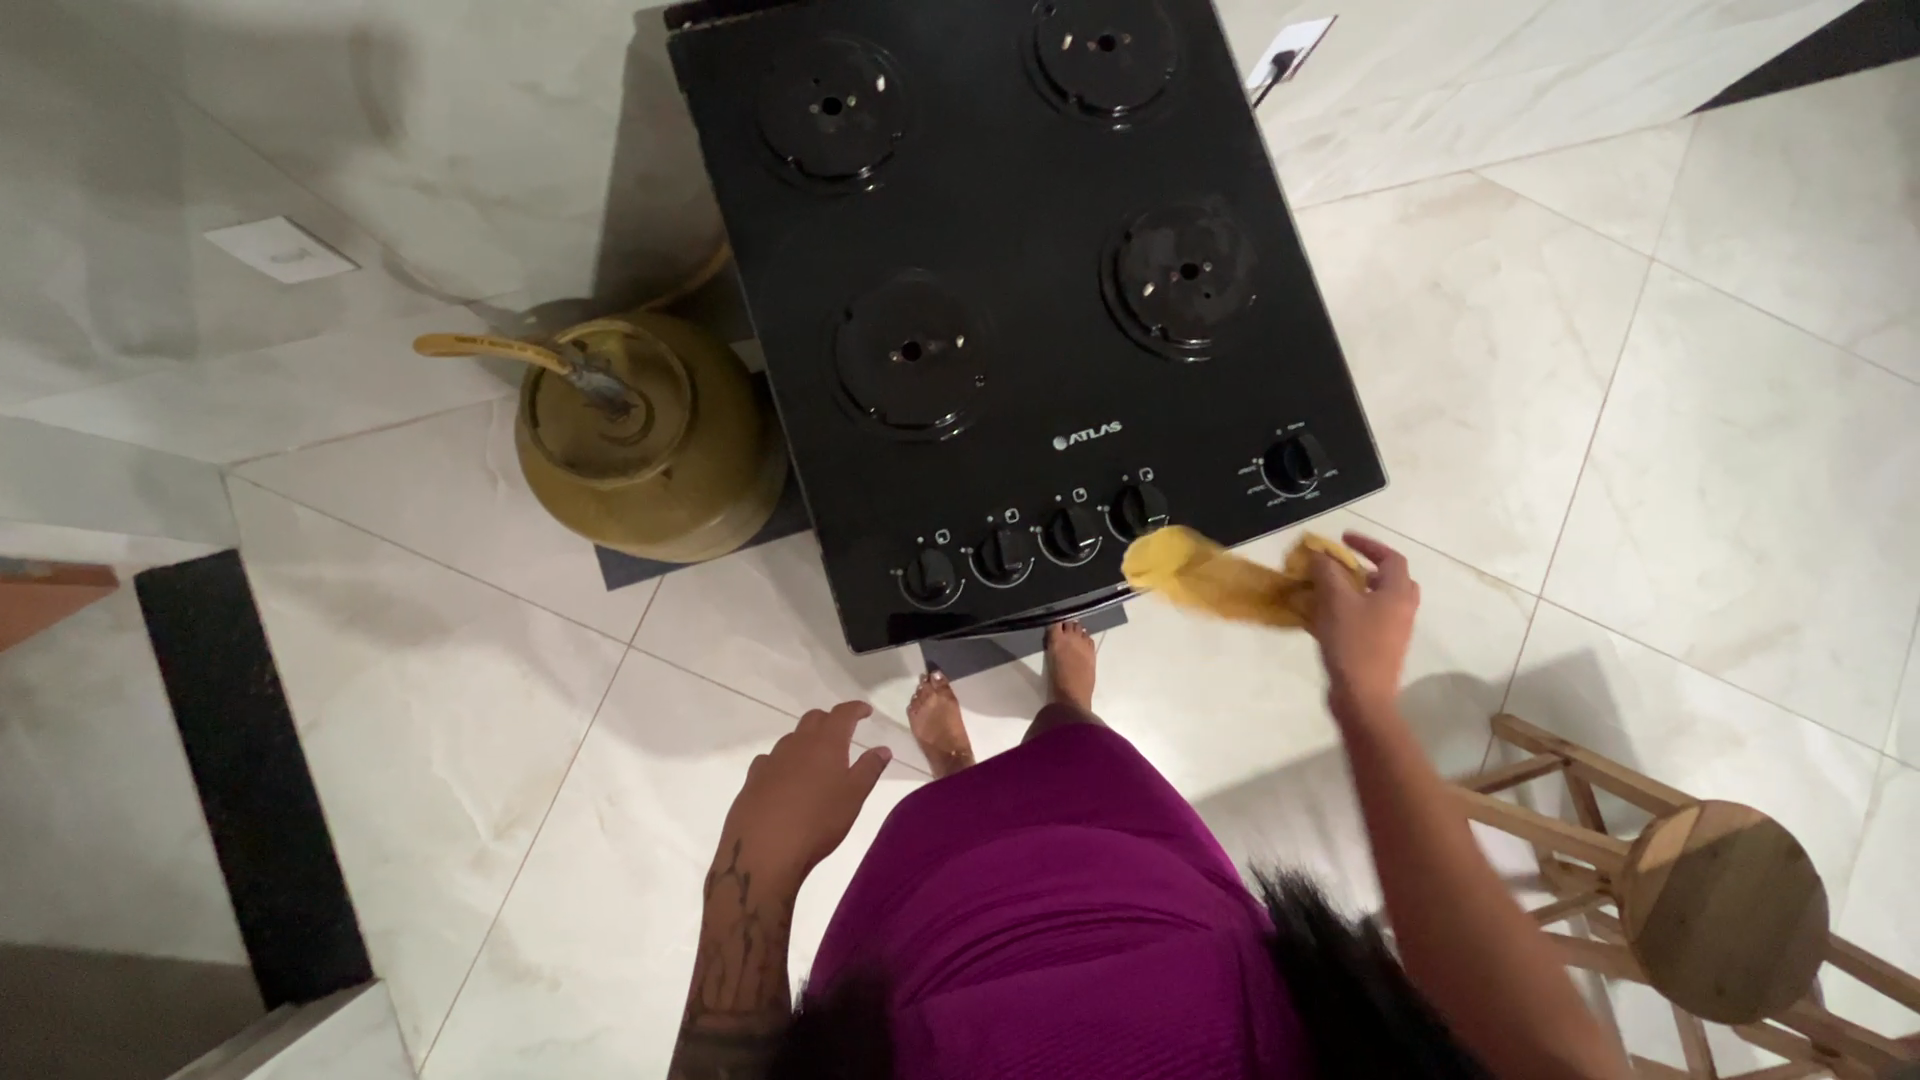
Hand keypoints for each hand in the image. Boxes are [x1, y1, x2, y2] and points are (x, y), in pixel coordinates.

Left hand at [714, 701, 891, 885]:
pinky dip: (783, 762)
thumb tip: (883, 749)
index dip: (855, 708)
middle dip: (830, 720)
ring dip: (806, 741)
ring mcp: (771, 760)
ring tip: (816, 759)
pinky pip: (770, 760)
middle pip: (813, 719)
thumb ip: (870, 768)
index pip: (842, 714)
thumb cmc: (818, 822)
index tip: (865, 711)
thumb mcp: (854, 796)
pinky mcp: (752, 779)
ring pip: (791, 739)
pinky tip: (784, 778)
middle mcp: (797, 744)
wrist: (764, 851)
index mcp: (825, 743)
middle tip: (842, 732)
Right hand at [1309, 531, 1419, 722]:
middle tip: (1343, 567)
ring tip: (1330, 590)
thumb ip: (1328, 572)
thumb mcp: (1336, 601)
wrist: (1363, 695)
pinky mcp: (1382, 647)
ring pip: (1380, 600)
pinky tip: (1327, 617)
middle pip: (1391, 579)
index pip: (1391, 558)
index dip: (1368, 544)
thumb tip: (1321, 554)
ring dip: (1357, 589)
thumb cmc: (1353, 643)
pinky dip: (1352, 609)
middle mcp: (1403, 609)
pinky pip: (1370, 618)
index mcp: (1398, 594)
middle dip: (1366, 568)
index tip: (1342, 539)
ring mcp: (1394, 631)